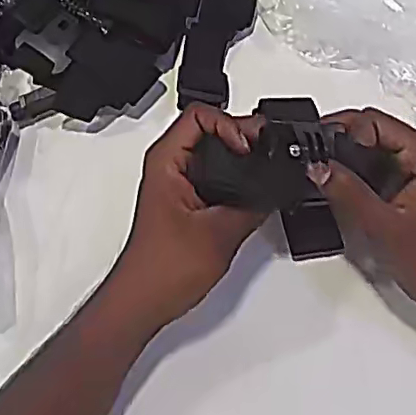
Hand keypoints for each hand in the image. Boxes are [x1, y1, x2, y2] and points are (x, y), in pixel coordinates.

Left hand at [97, 105, 268, 333]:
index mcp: (165, 160)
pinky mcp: (184, 195)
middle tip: (264, 148)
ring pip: (210, 147)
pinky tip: (250, 185)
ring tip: (261, 163)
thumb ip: (250, 205)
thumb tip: (270, 188)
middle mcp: (167, 163)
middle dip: (239, 133)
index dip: (229, 124)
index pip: (199, 115)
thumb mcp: (218, 234)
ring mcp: (175, 178)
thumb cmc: (162, 268)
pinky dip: (232, 171)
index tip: (247, 147)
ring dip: (236, 152)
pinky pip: (211, 169)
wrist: (145, 299)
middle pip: (206, 126)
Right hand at [311, 107, 415, 344]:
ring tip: (326, 178)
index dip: (341, 130)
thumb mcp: (386, 228)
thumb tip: (318, 167)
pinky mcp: (401, 187)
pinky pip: (367, 169)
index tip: (320, 149)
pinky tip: (340, 192)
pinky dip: (350, 176)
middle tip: (316, 160)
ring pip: (364, 149)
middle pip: (366, 130)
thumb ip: (347, 192)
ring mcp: (409, 171)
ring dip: (343, 161)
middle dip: (337, 143)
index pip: (371, 120)